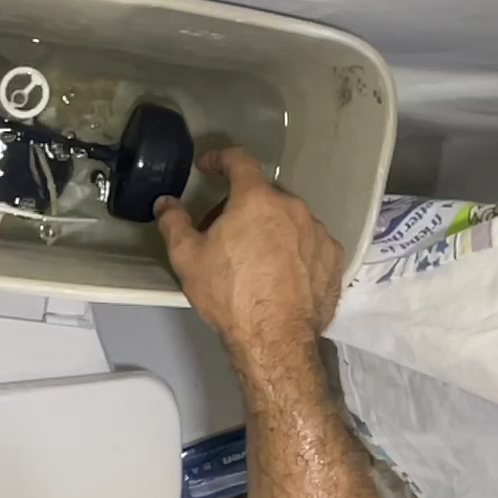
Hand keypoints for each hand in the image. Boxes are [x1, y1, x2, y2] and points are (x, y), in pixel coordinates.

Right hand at [154, 147, 343, 362]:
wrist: (275, 339)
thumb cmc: (229, 294)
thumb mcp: (188, 258)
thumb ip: (174, 223)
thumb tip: (165, 203)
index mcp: (256, 200)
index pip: (239, 161)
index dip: (219, 159)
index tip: (208, 166)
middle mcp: (292, 208)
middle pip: (263, 195)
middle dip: (241, 206)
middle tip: (222, 232)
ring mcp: (318, 233)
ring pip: (288, 219)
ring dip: (269, 229)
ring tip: (252, 259)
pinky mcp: (332, 259)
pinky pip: (308, 243)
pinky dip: (292, 250)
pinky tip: (278, 275)